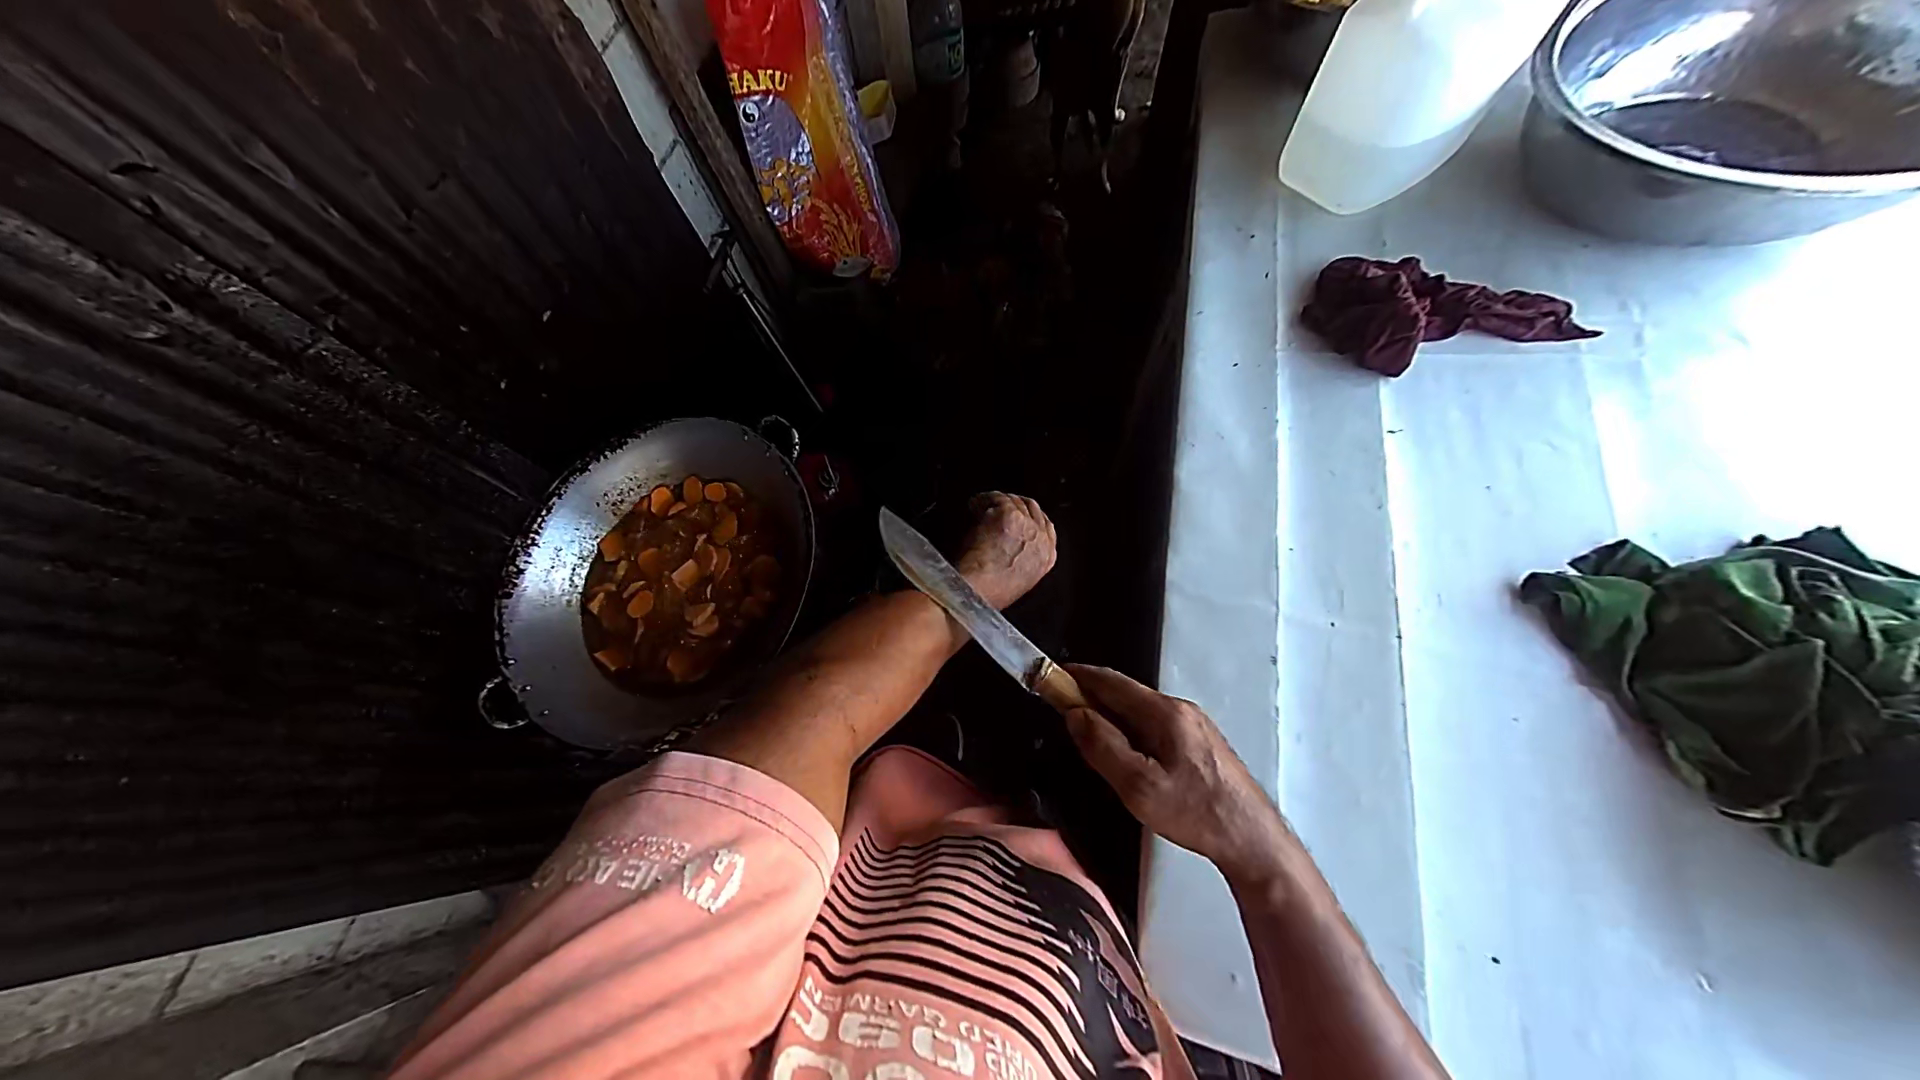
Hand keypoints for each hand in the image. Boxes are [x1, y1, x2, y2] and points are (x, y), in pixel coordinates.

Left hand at [954, 492, 1056, 610]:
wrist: (975, 594)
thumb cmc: (988, 594)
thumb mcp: (1018, 580)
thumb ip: (1022, 558)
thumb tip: (1011, 544)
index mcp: (1047, 557)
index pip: (1046, 525)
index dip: (1027, 516)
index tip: (1015, 513)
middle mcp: (1041, 538)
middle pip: (1031, 508)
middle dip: (1012, 505)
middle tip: (993, 506)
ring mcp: (1026, 524)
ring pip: (1012, 501)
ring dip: (994, 503)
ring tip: (978, 508)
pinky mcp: (1008, 515)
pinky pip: (995, 498)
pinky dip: (982, 501)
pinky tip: (972, 506)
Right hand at [1062, 664, 1292, 883]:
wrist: (1252, 840)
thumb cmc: (1199, 814)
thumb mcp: (1137, 786)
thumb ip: (1102, 746)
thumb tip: (1076, 714)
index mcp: (1165, 713)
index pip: (1111, 681)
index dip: (1078, 676)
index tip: (1053, 675)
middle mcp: (1181, 710)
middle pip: (1126, 694)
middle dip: (1092, 698)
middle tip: (1065, 712)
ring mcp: (1194, 725)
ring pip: (1140, 711)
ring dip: (1112, 716)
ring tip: (1092, 740)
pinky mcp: (1200, 742)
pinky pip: (1155, 725)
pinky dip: (1131, 730)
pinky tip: (1127, 756)